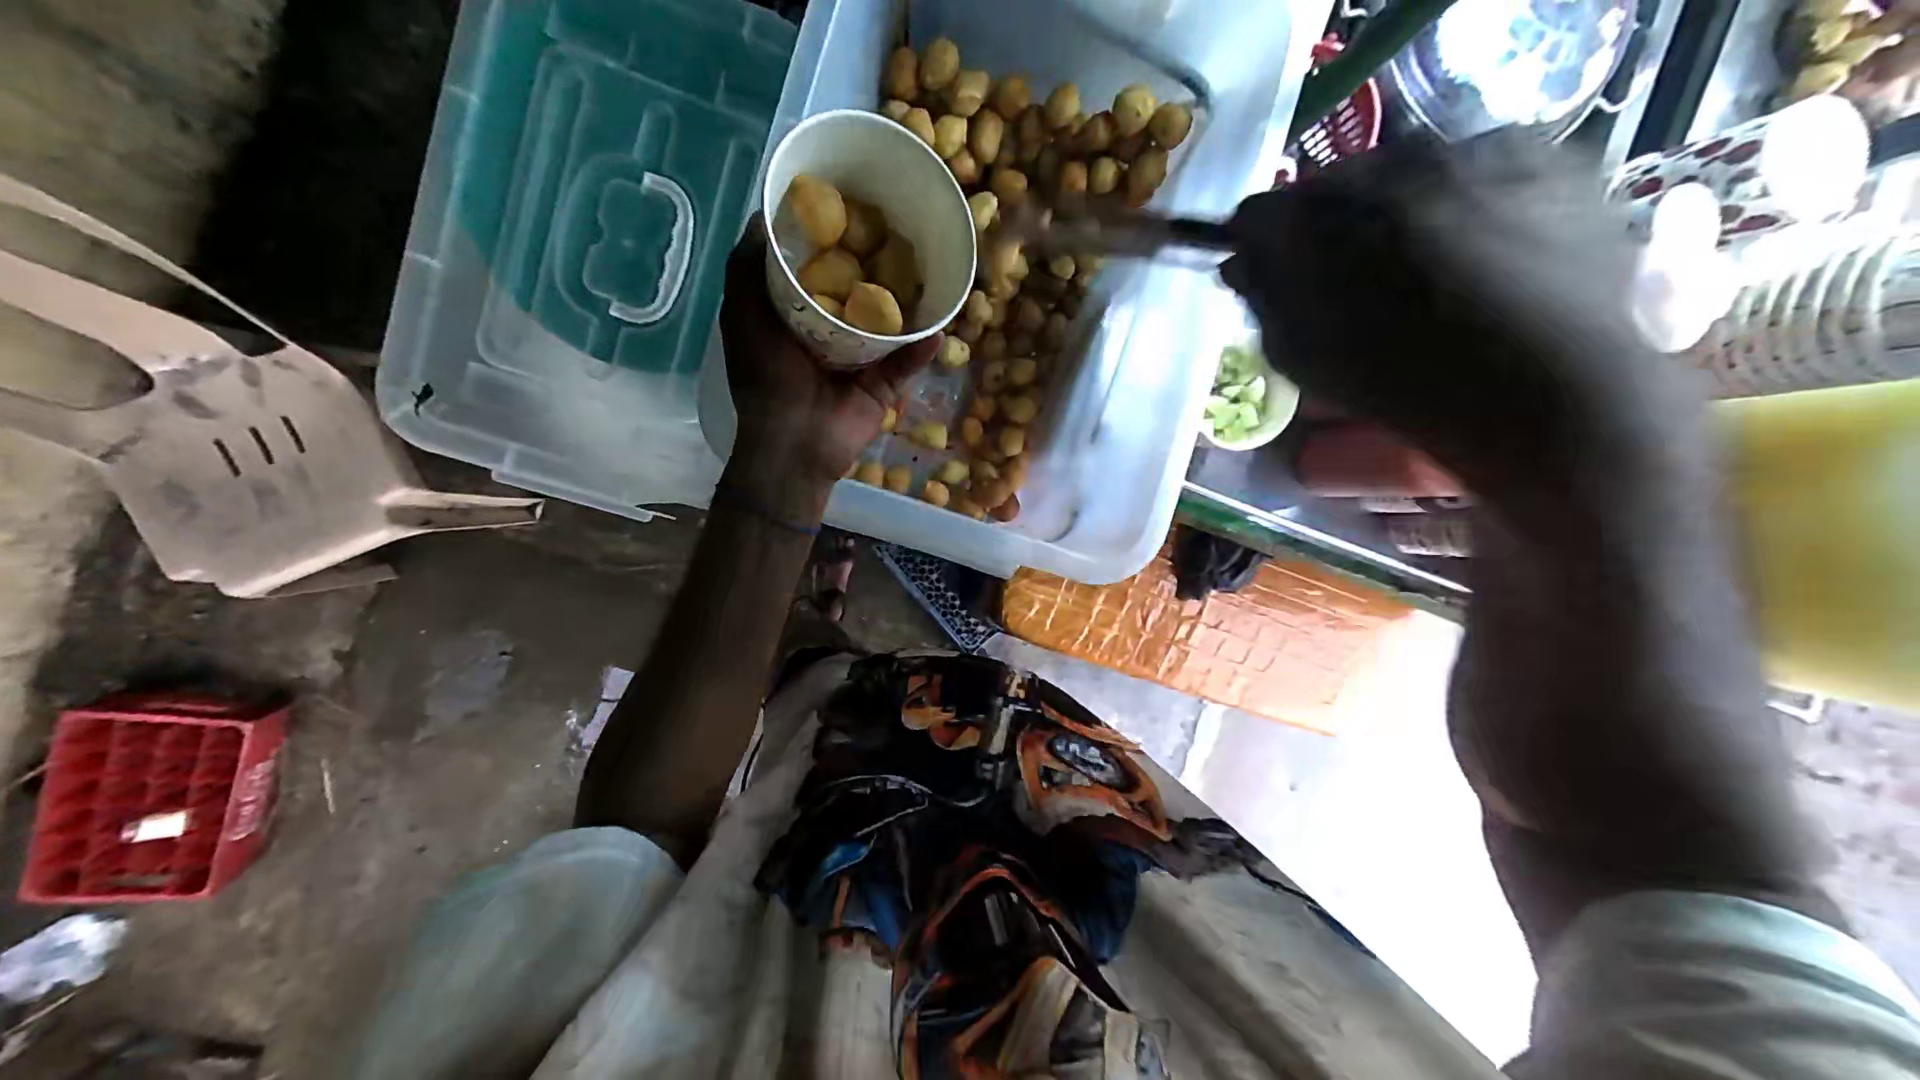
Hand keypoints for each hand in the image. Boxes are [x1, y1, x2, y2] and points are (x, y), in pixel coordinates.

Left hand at [720, 218, 939, 515]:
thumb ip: (746, 269)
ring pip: (889, 323)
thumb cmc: (765, 377)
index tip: (847, 202)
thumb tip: (763, 217)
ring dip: (909, 302)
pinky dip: (923, 348)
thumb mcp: (742, 315)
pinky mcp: (883, 386)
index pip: (816, 268)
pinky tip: (940, 328)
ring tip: (930, 268)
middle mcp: (830, 332)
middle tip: (899, 229)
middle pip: (858, 290)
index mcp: (795, 315)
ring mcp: (860, 360)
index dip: (829, 238)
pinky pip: (907, 362)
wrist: (794, 443)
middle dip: (876, 263)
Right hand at [1222, 132, 1697, 503]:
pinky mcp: (1549, 162)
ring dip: (1393, 215)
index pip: (1270, 211)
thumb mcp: (1305, 354)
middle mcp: (1407, 157)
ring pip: (1408, 175)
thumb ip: (1264, 296)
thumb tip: (1241, 259)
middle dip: (1328, 226)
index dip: (1262, 243)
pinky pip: (1477, 173)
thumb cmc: (1407, 385)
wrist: (1551, 397)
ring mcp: (1484, 151)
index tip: (1264, 273)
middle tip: (1336, 277)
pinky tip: (1467, 258)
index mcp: (1334, 207)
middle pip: (1340, 185)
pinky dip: (1459, 207)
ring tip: (1407, 272)